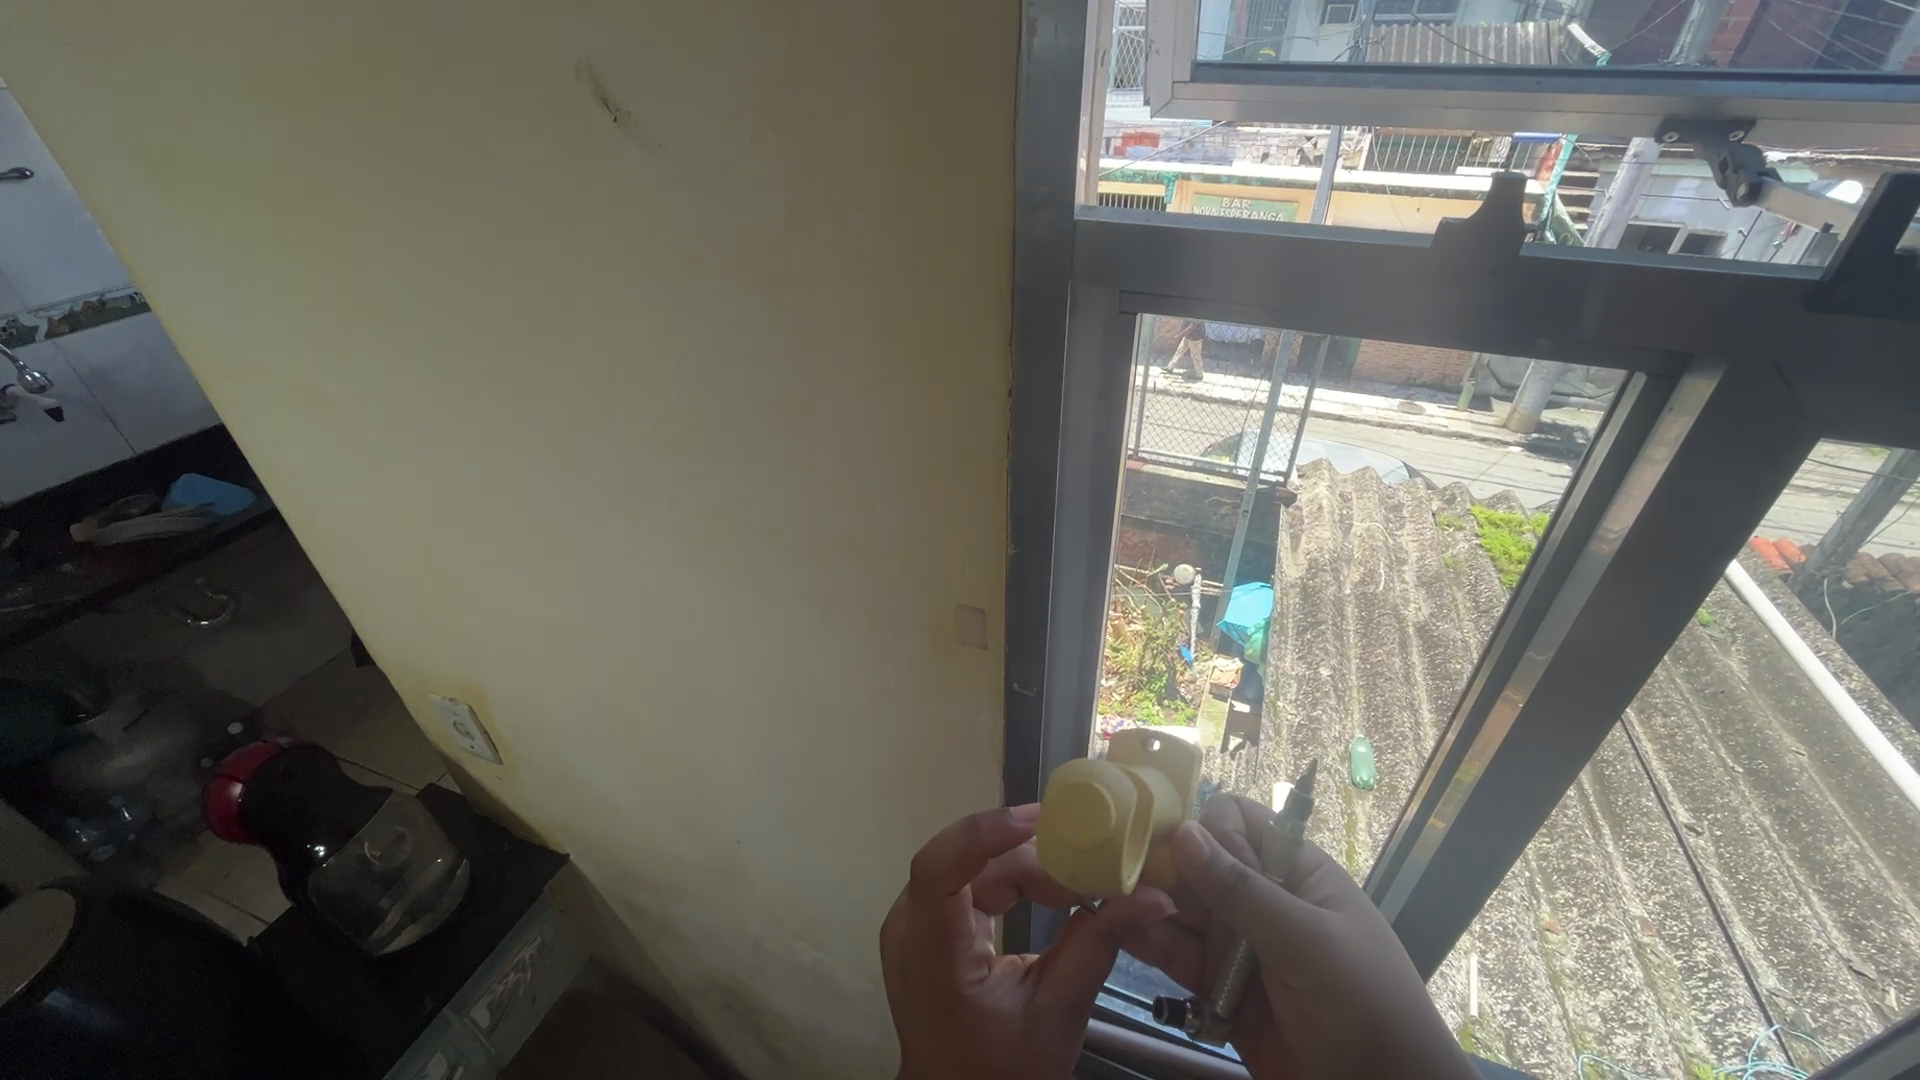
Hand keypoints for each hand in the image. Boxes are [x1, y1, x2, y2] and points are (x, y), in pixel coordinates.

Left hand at [880, 804, 1176, 1079]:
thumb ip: (1098, 945)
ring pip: (976, 864)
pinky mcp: (929, 917)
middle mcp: (910, 924)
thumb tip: (1154, 896)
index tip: (1039, 819)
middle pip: (970, 862)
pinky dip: (1015, 879)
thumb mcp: (1058, 1014)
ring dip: (1030, 867)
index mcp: (930, 954)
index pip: (939, 870)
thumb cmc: (1001, 1069)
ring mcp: (915, 917)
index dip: (983, 833)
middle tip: (1092, 864)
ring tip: (1082, 880)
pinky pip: (973, 877)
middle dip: (1034, 859)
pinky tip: (1053, 886)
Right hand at [1121, 796, 1478, 1079]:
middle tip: (1126, 877)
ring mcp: (1237, 943)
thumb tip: (1183, 830)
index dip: (1206, 827)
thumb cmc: (1364, 1008)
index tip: (1177, 849)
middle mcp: (1259, 898)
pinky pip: (1175, 952)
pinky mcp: (1216, 985)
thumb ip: (1241, 889)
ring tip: (1113, 904)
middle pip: (1196, 862)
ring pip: (1178, 906)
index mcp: (1292, 870)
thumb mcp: (1306, 943)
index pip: (1236, 820)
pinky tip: (1119, 931)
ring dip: (1147, 902)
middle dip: (1163, 866)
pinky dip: (1147, 940)